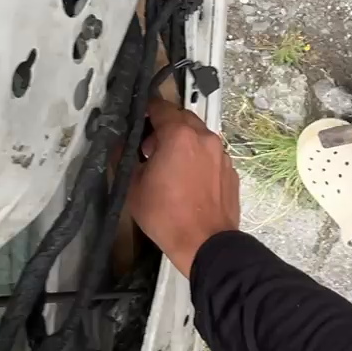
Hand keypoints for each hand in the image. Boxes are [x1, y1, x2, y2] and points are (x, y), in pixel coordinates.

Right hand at [129, 96, 239, 275]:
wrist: (205, 243)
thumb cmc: (167, 215)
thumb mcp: (134, 186)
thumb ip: (126, 158)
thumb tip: (121, 145)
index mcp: (179, 136)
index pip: (160, 107)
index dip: (147, 110)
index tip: (139, 118)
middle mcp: (204, 137)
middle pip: (182, 118)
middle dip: (166, 126)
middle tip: (150, 146)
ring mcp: (221, 153)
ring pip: (199, 135)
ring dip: (184, 141)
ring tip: (170, 164)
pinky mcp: (230, 169)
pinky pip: (211, 153)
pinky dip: (199, 157)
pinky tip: (189, 178)